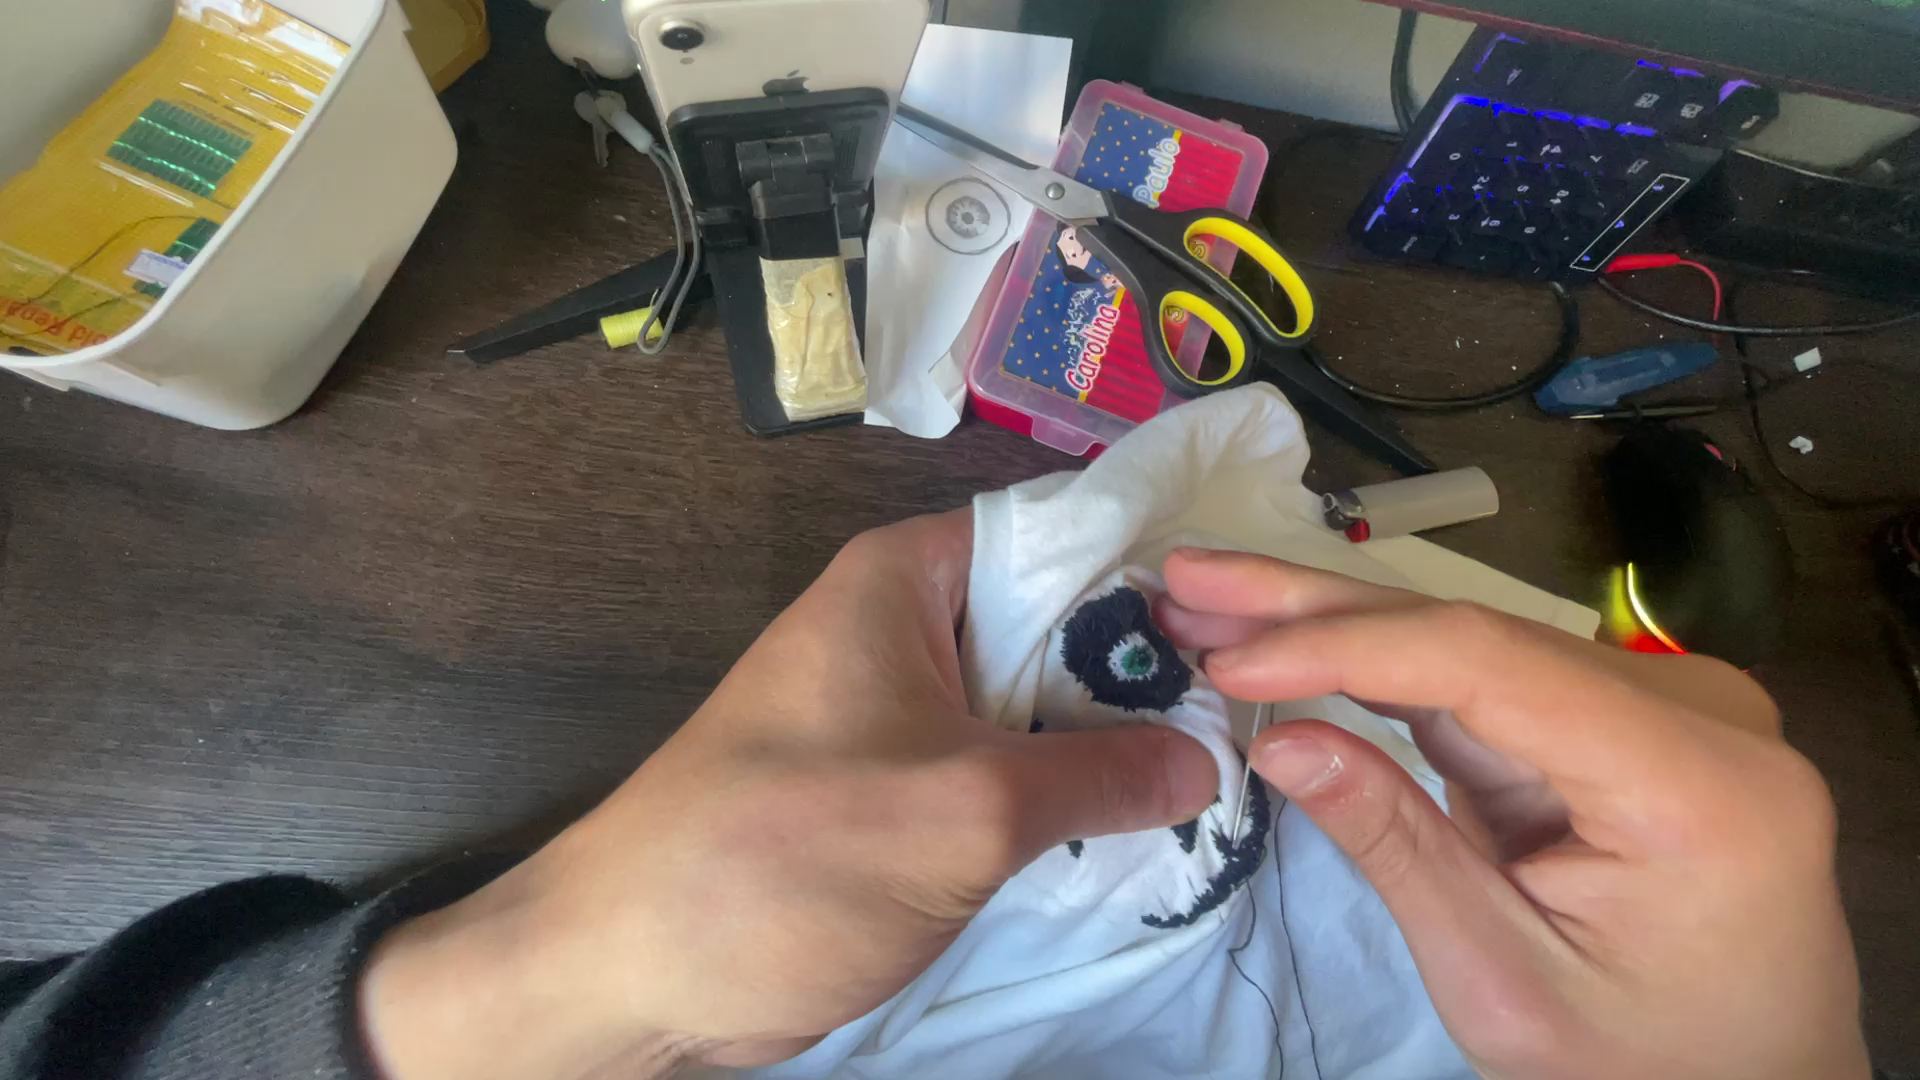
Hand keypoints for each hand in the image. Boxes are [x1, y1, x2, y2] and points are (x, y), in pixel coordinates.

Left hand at [359, 511, 1218, 1079]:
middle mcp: (900, 618)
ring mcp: (894, 696)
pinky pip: (993, 750)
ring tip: (1203, 763)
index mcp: (906, 576)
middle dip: (1128, 668)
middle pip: (1043, 618)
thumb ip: (1100, 774)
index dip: (1140, 571)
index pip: (1049, 536)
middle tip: (1234, 708)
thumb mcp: (970, 808)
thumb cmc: (790, 853)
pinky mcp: (888, 765)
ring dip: (1093, 733)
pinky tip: (1123, 813)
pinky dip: (1049, 779)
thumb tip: (1201, 758)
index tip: (1228, 621)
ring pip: (1023, 692)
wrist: (629, 967)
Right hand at [1153, 548, 1868, 1079]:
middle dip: (1300, 601)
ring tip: (1200, 598)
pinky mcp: (1571, 711)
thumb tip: (1274, 739)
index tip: (1227, 665)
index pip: (1478, 662)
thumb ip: (1391, 845)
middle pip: (1450, 626)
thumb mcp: (1502, 979)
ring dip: (1306, 619)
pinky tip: (1268, 640)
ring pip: (1432, 634)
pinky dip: (1344, 658)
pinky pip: (1440, 669)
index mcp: (1690, 778)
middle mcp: (1670, 706)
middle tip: (1187, 576)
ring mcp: (1623, 699)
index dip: (1338, 649)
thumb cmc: (1640, 1063)